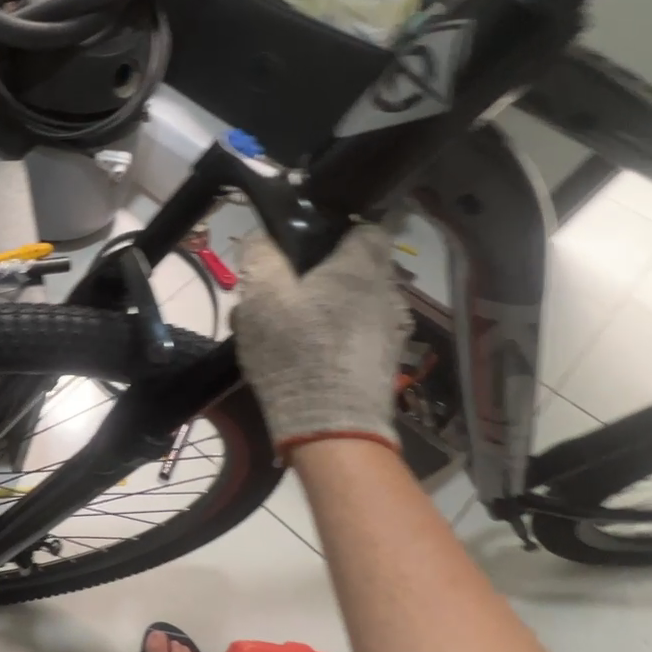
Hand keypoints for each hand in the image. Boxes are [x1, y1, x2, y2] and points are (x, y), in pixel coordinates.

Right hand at [233, 225, 412, 457]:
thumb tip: (261, 237)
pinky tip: (305, 356)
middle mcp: (386, 291)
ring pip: (355, 302)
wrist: (330, 425)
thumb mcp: (260, 296)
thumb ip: (259, 255)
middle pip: (356, 267)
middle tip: (281, 292)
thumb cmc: (295, 351)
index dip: (335, 229)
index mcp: (360, 266)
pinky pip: (357, 333)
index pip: (365, 226)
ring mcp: (391, 328)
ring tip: (287, 328)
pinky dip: (335, 336)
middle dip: (321, 274)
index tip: (305, 245)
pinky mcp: (385, 360)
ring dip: (326, 307)